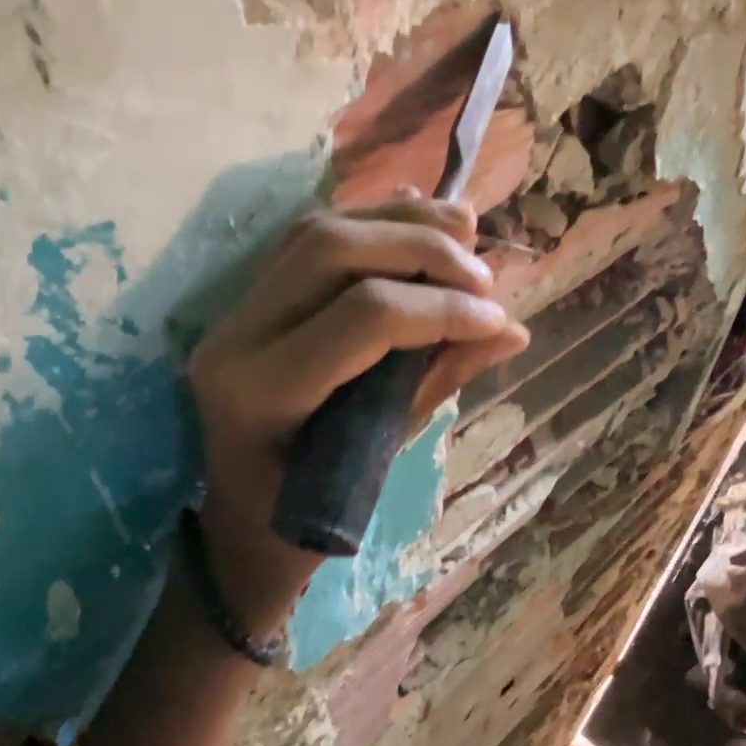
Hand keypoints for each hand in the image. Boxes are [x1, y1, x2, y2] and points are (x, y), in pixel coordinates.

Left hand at [186, 190, 529, 623]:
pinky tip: (420, 218)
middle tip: (483, 277)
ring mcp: (234, 314)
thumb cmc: (305, 523)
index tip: (497, 318)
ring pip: (318, 231)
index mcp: (261, 392)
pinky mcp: (248, 303)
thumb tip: (511, 332)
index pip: (364, 316)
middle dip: (421, 250)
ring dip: (400, 224)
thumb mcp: (377, 464)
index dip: (442, 307)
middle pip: (332, 249)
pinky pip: (309, 240)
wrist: (239, 527)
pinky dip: (371, 224)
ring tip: (465, 232)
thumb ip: (436, 385)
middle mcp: (236, 338)